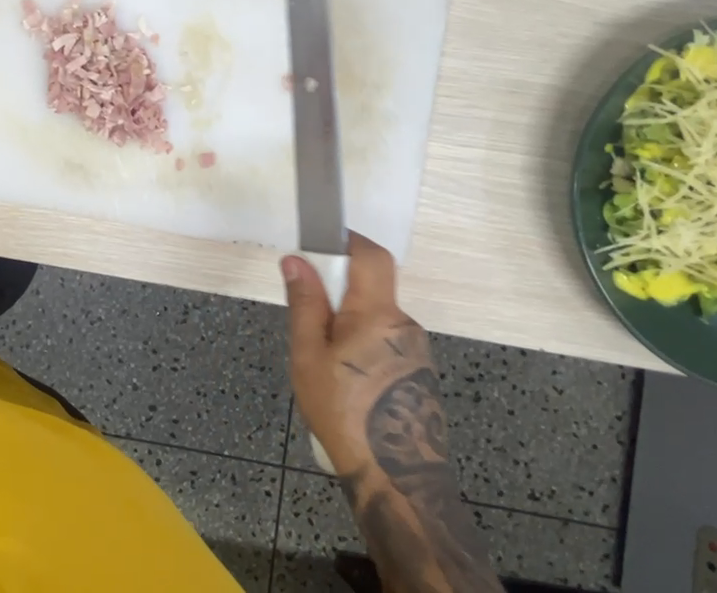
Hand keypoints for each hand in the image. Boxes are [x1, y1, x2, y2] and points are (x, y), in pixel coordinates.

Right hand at [281, 234, 435, 474]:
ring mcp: (416, 351)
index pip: (372, 257)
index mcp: (377, 314)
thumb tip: (297, 259)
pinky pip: (385, 343)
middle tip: (304, 325)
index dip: (348, 240)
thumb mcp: (308, 354)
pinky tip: (343, 382)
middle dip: (335, 295)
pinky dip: (360, 348)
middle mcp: (404, 325)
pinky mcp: (419, 373)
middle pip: (370, 290)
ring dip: (346, 327)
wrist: (396, 476)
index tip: (319, 239)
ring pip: (375, 320)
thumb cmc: (342, 409)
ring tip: (321, 366)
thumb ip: (305, 303)